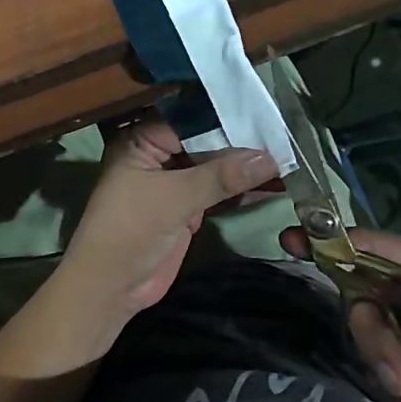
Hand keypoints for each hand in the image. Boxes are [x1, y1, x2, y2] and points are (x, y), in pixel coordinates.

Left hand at [60, 118, 278, 319]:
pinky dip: (241, 188)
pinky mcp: (185, 207)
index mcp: (141, 141)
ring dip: (245, 167)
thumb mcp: (175, 198)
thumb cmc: (131, 230)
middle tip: (285, 135)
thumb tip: (270, 157)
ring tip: (289, 156)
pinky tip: (275, 182)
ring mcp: (172, 182)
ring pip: (214, 167)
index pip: (190, 119)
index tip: (266, 114)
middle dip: (242, 142)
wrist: (112, 288)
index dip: (227, 117)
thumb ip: (221, 176)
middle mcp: (156, 155)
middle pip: (205, 142)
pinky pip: (218, 190)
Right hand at [281, 226, 400, 401]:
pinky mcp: (384, 353)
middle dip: (375, 340)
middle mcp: (398, 289)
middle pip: (360, 297)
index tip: (299, 240)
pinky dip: (394, 386)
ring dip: (389, 368)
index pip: (376, 248)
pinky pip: (371, 362)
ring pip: (363, 333)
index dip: (337, 241)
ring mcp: (388, 322)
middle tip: (398, 381)